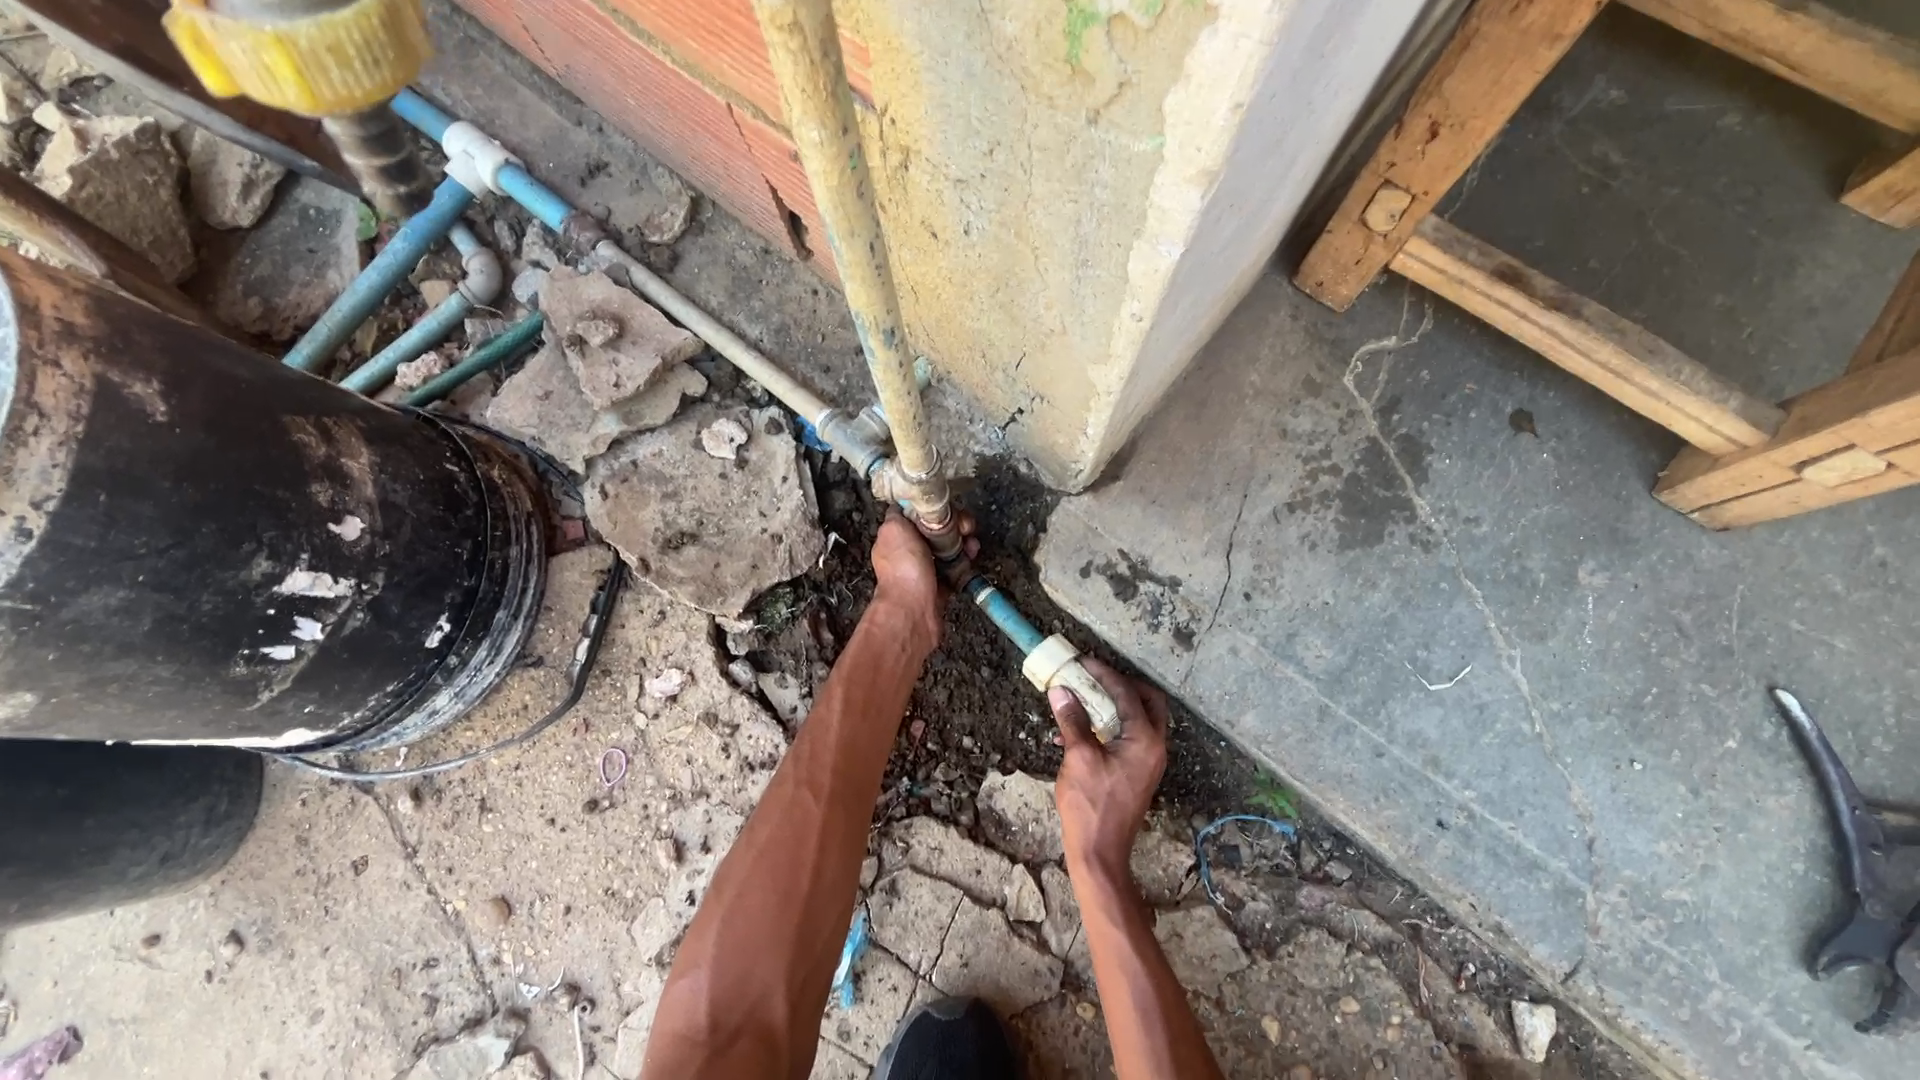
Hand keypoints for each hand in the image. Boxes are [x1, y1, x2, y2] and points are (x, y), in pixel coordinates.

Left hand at [869, 509, 977, 650]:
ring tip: (972, 545)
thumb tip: (905, 507)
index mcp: (895, 537)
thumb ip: (899, 514)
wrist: (913, 609)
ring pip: (949, 548)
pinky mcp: (940, 586)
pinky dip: (965, 562)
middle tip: (966, 527)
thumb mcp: (894, 528)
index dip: (935, 509)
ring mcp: (925, 570)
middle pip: (936, 531)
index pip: (917, 515)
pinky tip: (971, 558)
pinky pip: (956, 568)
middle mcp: (908, 553)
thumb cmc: (903, 569)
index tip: (947, 510)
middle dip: (955, 526)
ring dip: (964, 542)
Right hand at [1048, 659, 1168, 880]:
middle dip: (1122, 684)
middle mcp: (1154, 747)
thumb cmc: (1090, 805)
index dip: (1103, 674)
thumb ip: (1072, 720)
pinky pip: (1128, 738)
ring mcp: (1148, 761)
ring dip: (1113, 705)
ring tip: (1083, 698)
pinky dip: (1108, 727)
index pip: (1127, 693)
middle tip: (1095, 677)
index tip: (1082, 662)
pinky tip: (1076, 733)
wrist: (1100, 852)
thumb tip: (1061, 691)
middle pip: (1147, 701)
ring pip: (1138, 719)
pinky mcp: (1137, 772)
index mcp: (1146, 740)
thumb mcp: (1078, 757)